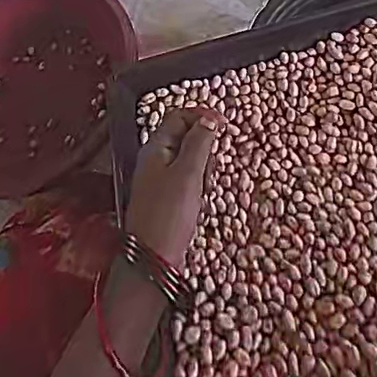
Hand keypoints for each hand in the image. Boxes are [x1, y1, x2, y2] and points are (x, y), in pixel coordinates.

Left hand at [126, 106, 222, 268]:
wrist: (153, 260)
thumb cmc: (168, 215)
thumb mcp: (188, 174)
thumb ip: (199, 143)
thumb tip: (209, 119)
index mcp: (155, 147)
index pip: (178, 116)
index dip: (201, 116)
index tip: (223, 124)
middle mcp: (154, 159)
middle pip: (185, 137)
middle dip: (203, 148)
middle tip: (207, 169)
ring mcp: (160, 178)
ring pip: (189, 160)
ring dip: (202, 170)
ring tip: (202, 189)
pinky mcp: (167, 197)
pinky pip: (188, 180)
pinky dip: (198, 186)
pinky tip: (198, 202)